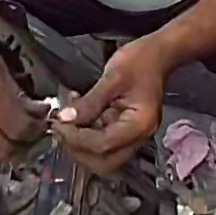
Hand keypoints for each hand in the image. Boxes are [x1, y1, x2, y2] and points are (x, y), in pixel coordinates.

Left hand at [52, 41, 165, 174]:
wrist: (157, 53)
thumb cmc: (140, 61)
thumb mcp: (114, 76)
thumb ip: (90, 100)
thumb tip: (66, 118)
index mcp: (139, 125)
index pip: (104, 145)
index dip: (78, 139)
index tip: (59, 123)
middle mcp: (137, 136)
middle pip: (104, 161)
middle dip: (77, 149)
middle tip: (58, 128)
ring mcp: (129, 134)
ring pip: (101, 153)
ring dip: (78, 142)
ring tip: (63, 120)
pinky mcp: (121, 127)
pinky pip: (100, 138)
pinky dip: (84, 130)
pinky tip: (74, 113)